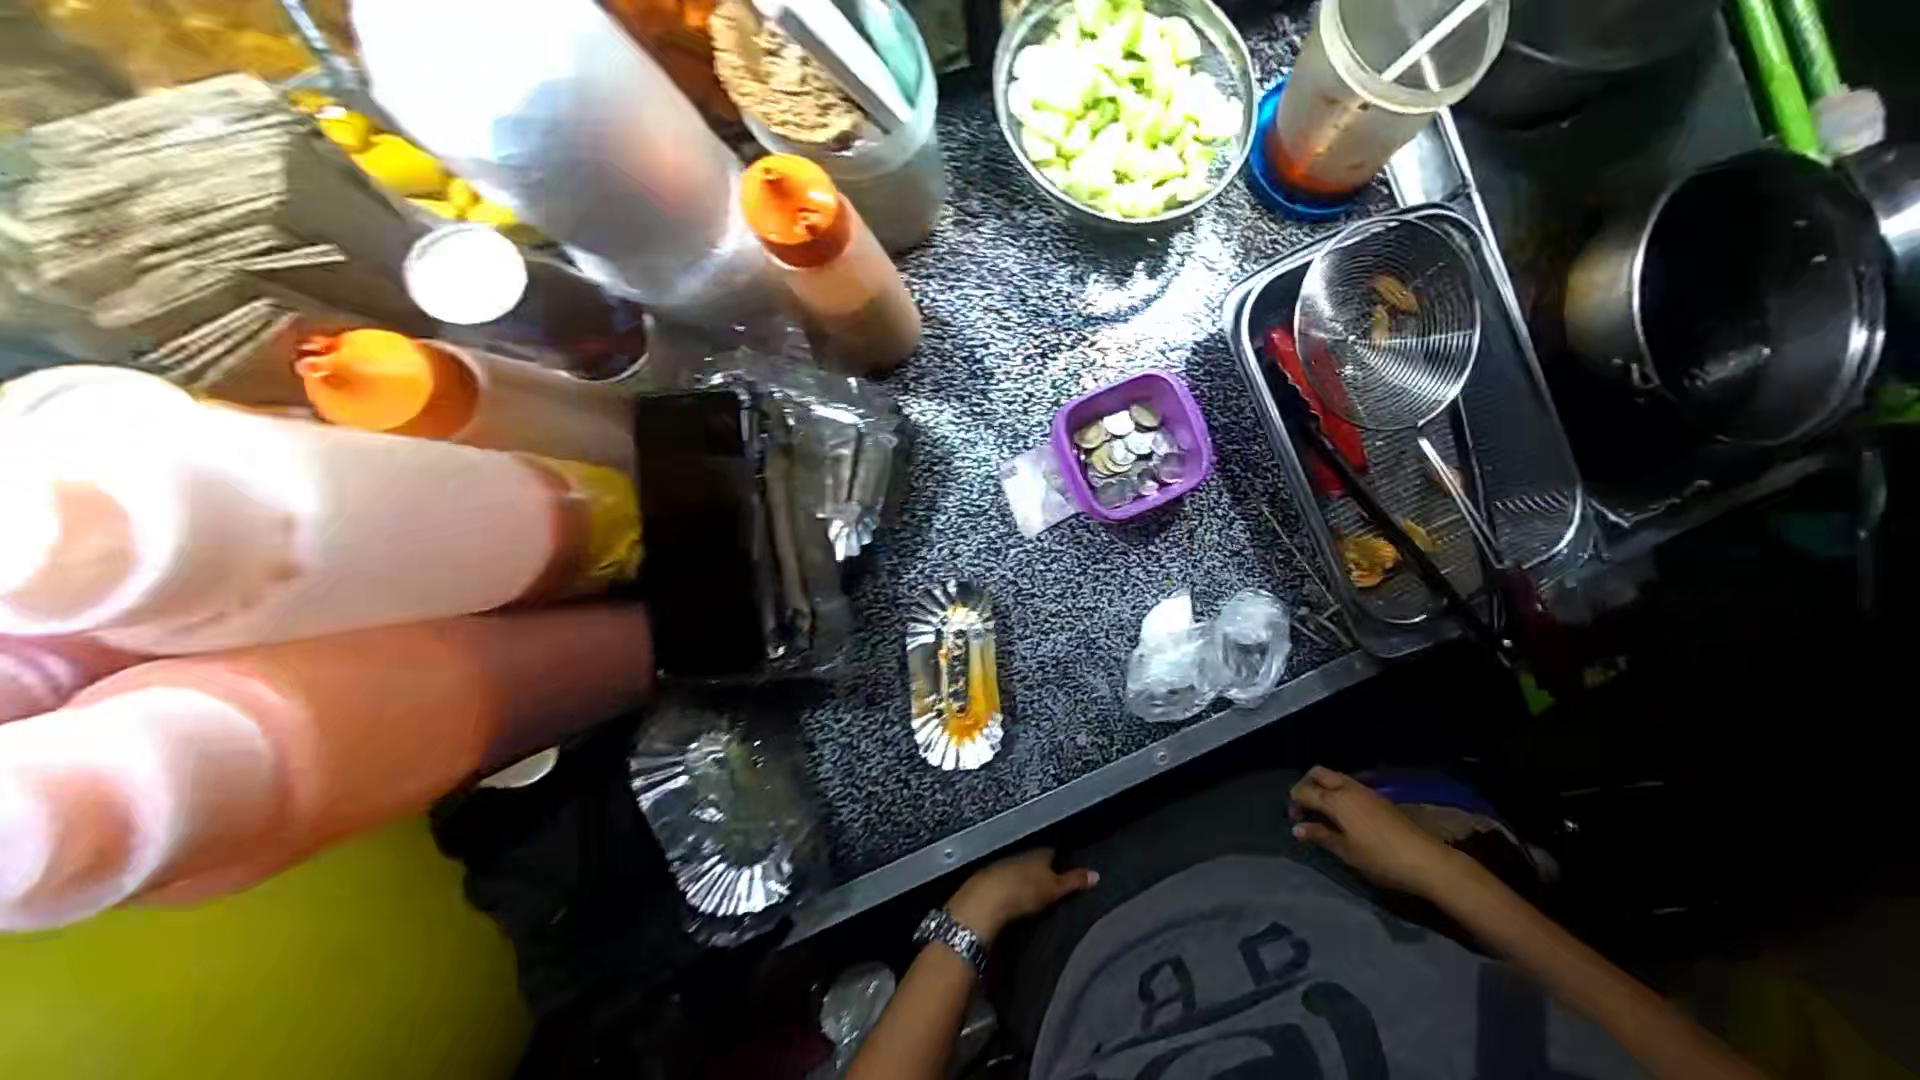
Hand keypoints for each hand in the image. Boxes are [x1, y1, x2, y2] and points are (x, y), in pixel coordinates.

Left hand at [944, 848, 1097, 944]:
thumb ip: (1074, 881)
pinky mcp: (989, 880)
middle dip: (1043, 867)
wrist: (984, 900)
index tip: (1069, 863)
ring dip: (1027, 875)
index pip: (1053, 851)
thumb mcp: (1054, 888)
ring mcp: (1003, 865)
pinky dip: (1013, 885)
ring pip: (1021, 867)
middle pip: (1036, 858)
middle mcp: (1021, 854)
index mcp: (1038, 853)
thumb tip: (1096, 874)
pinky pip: (1007, 878)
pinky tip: (1016, 896)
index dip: (1061, 858)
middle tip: (1055, 878)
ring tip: (1037, 889)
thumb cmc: (1024, 891)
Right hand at [1290, 766, 1469, 898]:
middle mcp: (1348, 788)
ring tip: (1323, 810)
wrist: (1427, 860)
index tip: (1294, 820)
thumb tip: (1296, 829)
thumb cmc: (1380, 858)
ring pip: (1335, 776)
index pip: (1305, 791)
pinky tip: (1343, 813)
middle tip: (1305, 806)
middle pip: (1318, 773)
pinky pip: (1349, 785)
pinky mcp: (1378, 798)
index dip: (1295, 803)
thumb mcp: (1346, 851)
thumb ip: (1319, 836)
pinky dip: (1338, 791)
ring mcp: (1365, 791)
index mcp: (1335, 800)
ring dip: (1323, 786)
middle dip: (1306, 784)